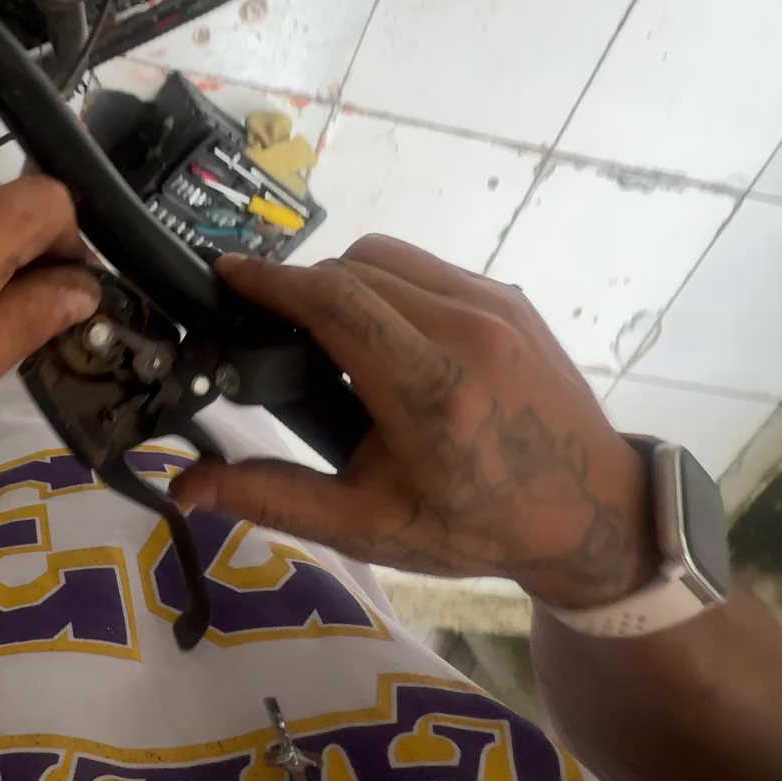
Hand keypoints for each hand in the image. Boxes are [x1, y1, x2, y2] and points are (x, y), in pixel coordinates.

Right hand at [170, 235, 657, 609]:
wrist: (596, 514)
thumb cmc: (472, 525)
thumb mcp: (366, 525)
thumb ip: (271, 497)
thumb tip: (185, 486)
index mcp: (430, 390)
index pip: (332, 302)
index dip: (269, 280)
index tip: (225, 273)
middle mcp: (466, 331)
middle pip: (348, 271)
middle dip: (298, 289)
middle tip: (276, 328)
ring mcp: (494, 304)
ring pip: (381, 255)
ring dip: (338, 280)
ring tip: (327, 329)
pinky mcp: (508, 295)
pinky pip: (418, 264)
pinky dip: (380, 282)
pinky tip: (380, 327)